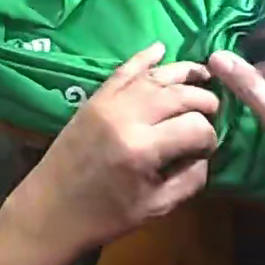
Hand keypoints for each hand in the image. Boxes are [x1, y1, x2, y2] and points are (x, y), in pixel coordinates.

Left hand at [0, 42, 218, 264]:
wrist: (50, 209)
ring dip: (182, 72)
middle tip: (214, 109)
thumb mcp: (156, 207)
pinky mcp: (94, 98)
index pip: (195, 127)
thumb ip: (190, 178)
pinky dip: (143, 57)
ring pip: (154, 77)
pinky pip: (123, 70)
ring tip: (204, 73)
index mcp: (143, 149)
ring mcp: (108, 103)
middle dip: (203, 99)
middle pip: (179, 95)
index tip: (207, 149)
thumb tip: (204, 152)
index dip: (209, 138)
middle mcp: (126, 117)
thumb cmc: (104, 216)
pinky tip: (161, 48)